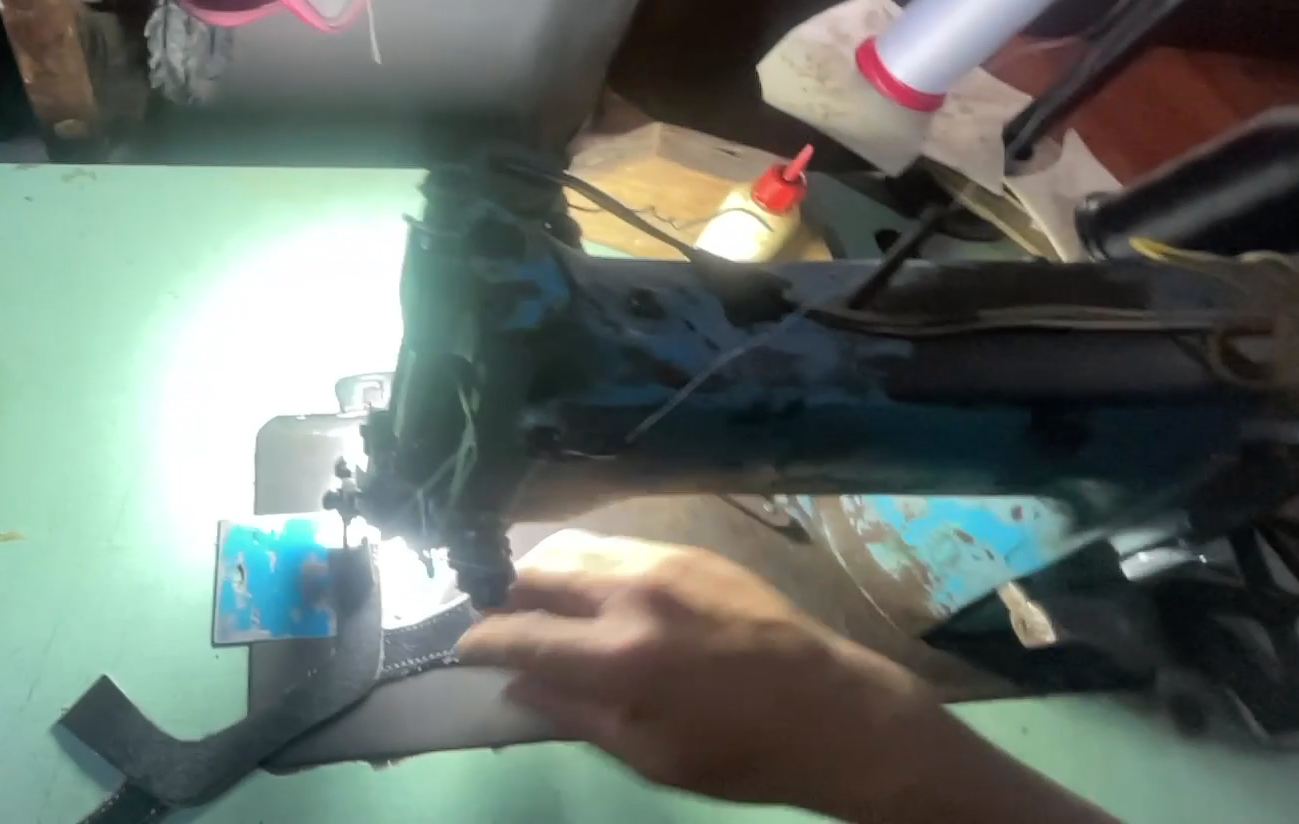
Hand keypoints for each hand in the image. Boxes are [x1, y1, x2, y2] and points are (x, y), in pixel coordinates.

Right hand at [455, 532, 958, 819]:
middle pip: (534, 571)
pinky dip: (580, 561)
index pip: (522, 635)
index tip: (462, 646)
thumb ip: (573, 713)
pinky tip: (586, 586)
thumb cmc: (741, 752)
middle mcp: (630, 593)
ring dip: (537, 569)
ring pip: (567, 545)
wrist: (837, 708)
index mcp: (622, 657)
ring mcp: (657, 560)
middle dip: (500, 592)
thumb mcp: (650, 755)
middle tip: (494, 617)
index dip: (481, 639)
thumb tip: (512, 684)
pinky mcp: (681, 548)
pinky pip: (608, 543)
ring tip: (533, 597)